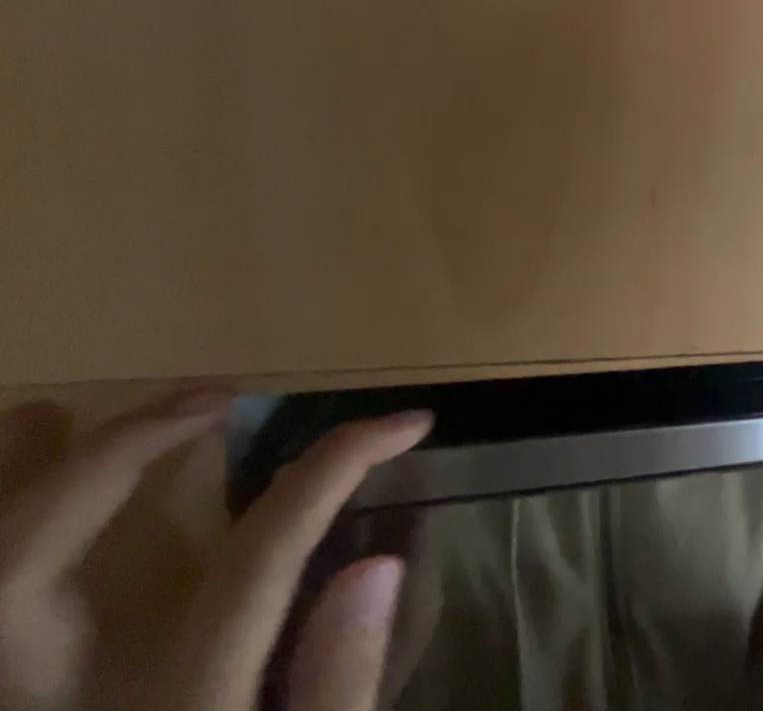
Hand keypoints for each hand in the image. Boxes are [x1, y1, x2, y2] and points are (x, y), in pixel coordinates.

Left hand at [0, 387, 430, 710]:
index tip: (407, 424)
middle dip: (128, 451)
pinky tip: (20, 505)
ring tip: (57, 411)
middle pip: (40, 554)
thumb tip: (380, 564)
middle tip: (212, 397)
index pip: (258, 553)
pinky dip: (0, 546)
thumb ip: (334, 685)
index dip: (336, 467)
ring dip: (15, 485)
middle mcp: (55, 699)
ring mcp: (10, 703)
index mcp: (172, 704)